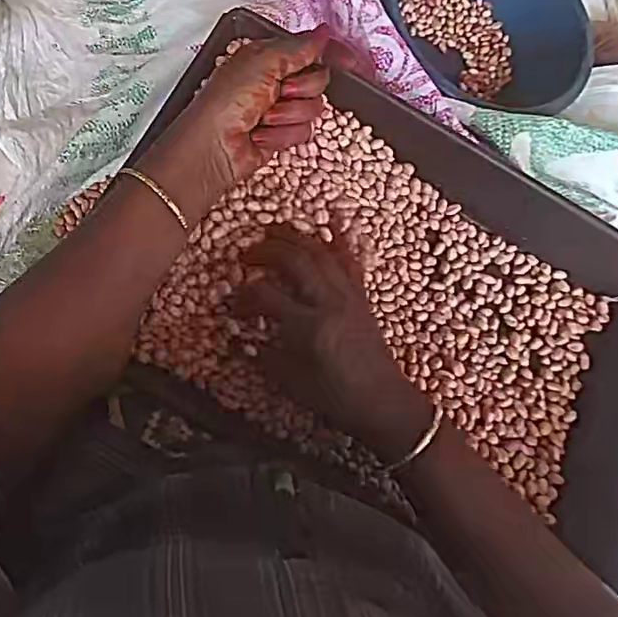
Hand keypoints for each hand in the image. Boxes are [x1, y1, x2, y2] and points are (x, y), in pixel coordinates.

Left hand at [140, 26, 353, 218]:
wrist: (213, 147)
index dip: (330, 55)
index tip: (350, 62)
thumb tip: (323, 32)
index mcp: (268, 57)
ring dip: (290, 115)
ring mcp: (279, 110)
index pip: (310, 51)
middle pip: (318, 80)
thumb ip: (299, 47)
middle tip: (280, 92)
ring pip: (313, 109)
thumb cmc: (227, 101)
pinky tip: (261, 136)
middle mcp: (275, 82)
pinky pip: (304, 132)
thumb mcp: (263, 61)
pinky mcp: (281, 136)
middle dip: (302, 89)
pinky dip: (283, 135)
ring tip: (264, 118)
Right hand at [235, 224, 434, 460]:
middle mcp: (330, 303)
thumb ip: (264, 355)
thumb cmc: (337, 399)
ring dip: (294, 238)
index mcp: (309, 327)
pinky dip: (339, 235)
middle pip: (294, 261)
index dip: (243, 297)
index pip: (265, 296)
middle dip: (264, 252)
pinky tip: (333, 214)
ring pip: (321, 252)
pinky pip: (349, 259)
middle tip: (245, 255)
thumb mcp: (293, 382)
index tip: (233, 304)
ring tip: (272, 232)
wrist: (384, 403)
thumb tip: (239, 338)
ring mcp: (349, 296)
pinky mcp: (362, 297)